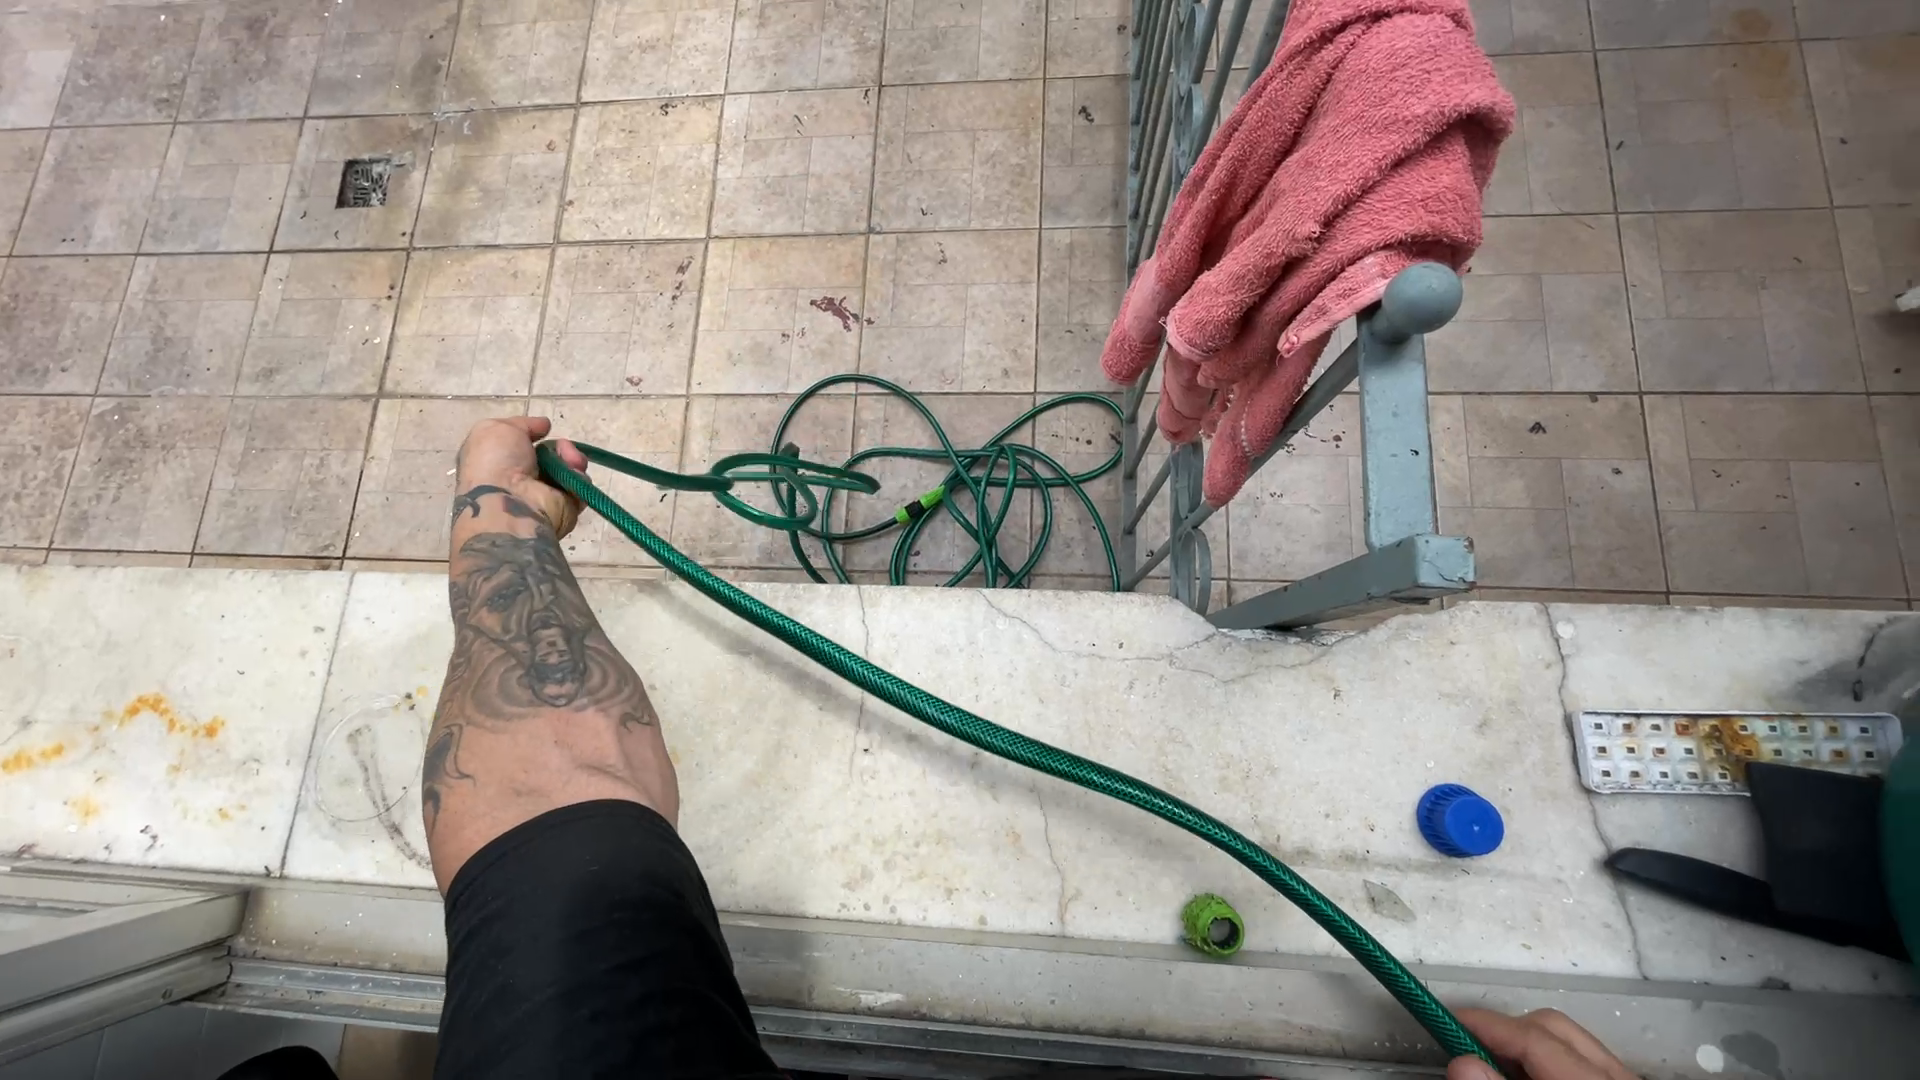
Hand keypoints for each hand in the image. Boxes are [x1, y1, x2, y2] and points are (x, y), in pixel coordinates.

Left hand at [453, 416, 589, 537]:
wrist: (510, 502)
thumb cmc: (496, 463)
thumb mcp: (497, 429)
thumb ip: (523, 424)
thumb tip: (544, 425)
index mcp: (501, 463)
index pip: (526, 447)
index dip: (536, 437)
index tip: (543, 431)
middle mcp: (523, 479)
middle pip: (554, 455)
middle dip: (562, 447)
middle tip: (563, 448)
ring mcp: (546, 494)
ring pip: (570, 468)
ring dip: (573, 459)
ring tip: (570, 462)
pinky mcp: (566, 507)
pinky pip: (580, 486)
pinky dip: (579, 478)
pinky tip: (572, 478)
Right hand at [1447, 1008, 1637, 1079]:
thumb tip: (1460, 1061)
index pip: (1536, 1037)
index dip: (1484, 1025)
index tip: (1443, 1021)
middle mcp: (1622, 1076)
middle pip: (1555, 1026)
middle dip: (1506, 1029)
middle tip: (1469, 1048)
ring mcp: (1628, 1079)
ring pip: (1572, 1038)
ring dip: (1527, 1043)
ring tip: (1497, 1064)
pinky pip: (1586, 1059)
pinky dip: (1550, 1060)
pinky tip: (1528, 1077)